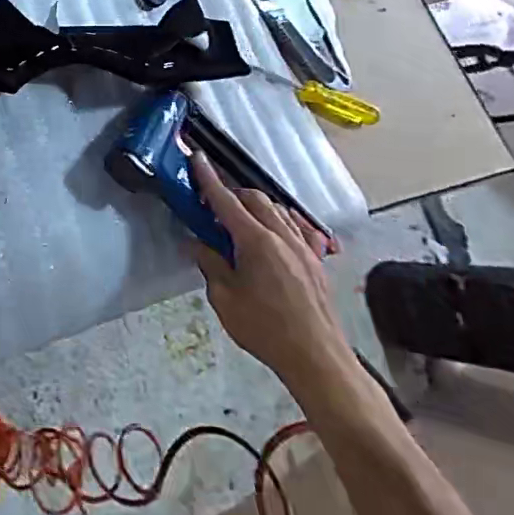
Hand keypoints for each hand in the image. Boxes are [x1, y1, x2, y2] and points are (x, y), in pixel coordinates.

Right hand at [188, 154, 352, 390]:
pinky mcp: (316, 259)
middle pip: (254, 198)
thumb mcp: (224, 299)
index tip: (197, 158)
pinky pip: (297, 226)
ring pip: (277, 209)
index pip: (226, 200)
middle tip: (214, 209)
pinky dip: (281, 221)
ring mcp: (303, 245)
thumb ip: (211, 265)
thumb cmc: (265, 329)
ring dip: (256, 207)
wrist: (316, 356)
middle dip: (232, 194)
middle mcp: (281, 234)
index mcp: (255, 240)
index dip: (208, 179)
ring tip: (241, 223)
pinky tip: (275, 234)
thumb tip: (199, 244)